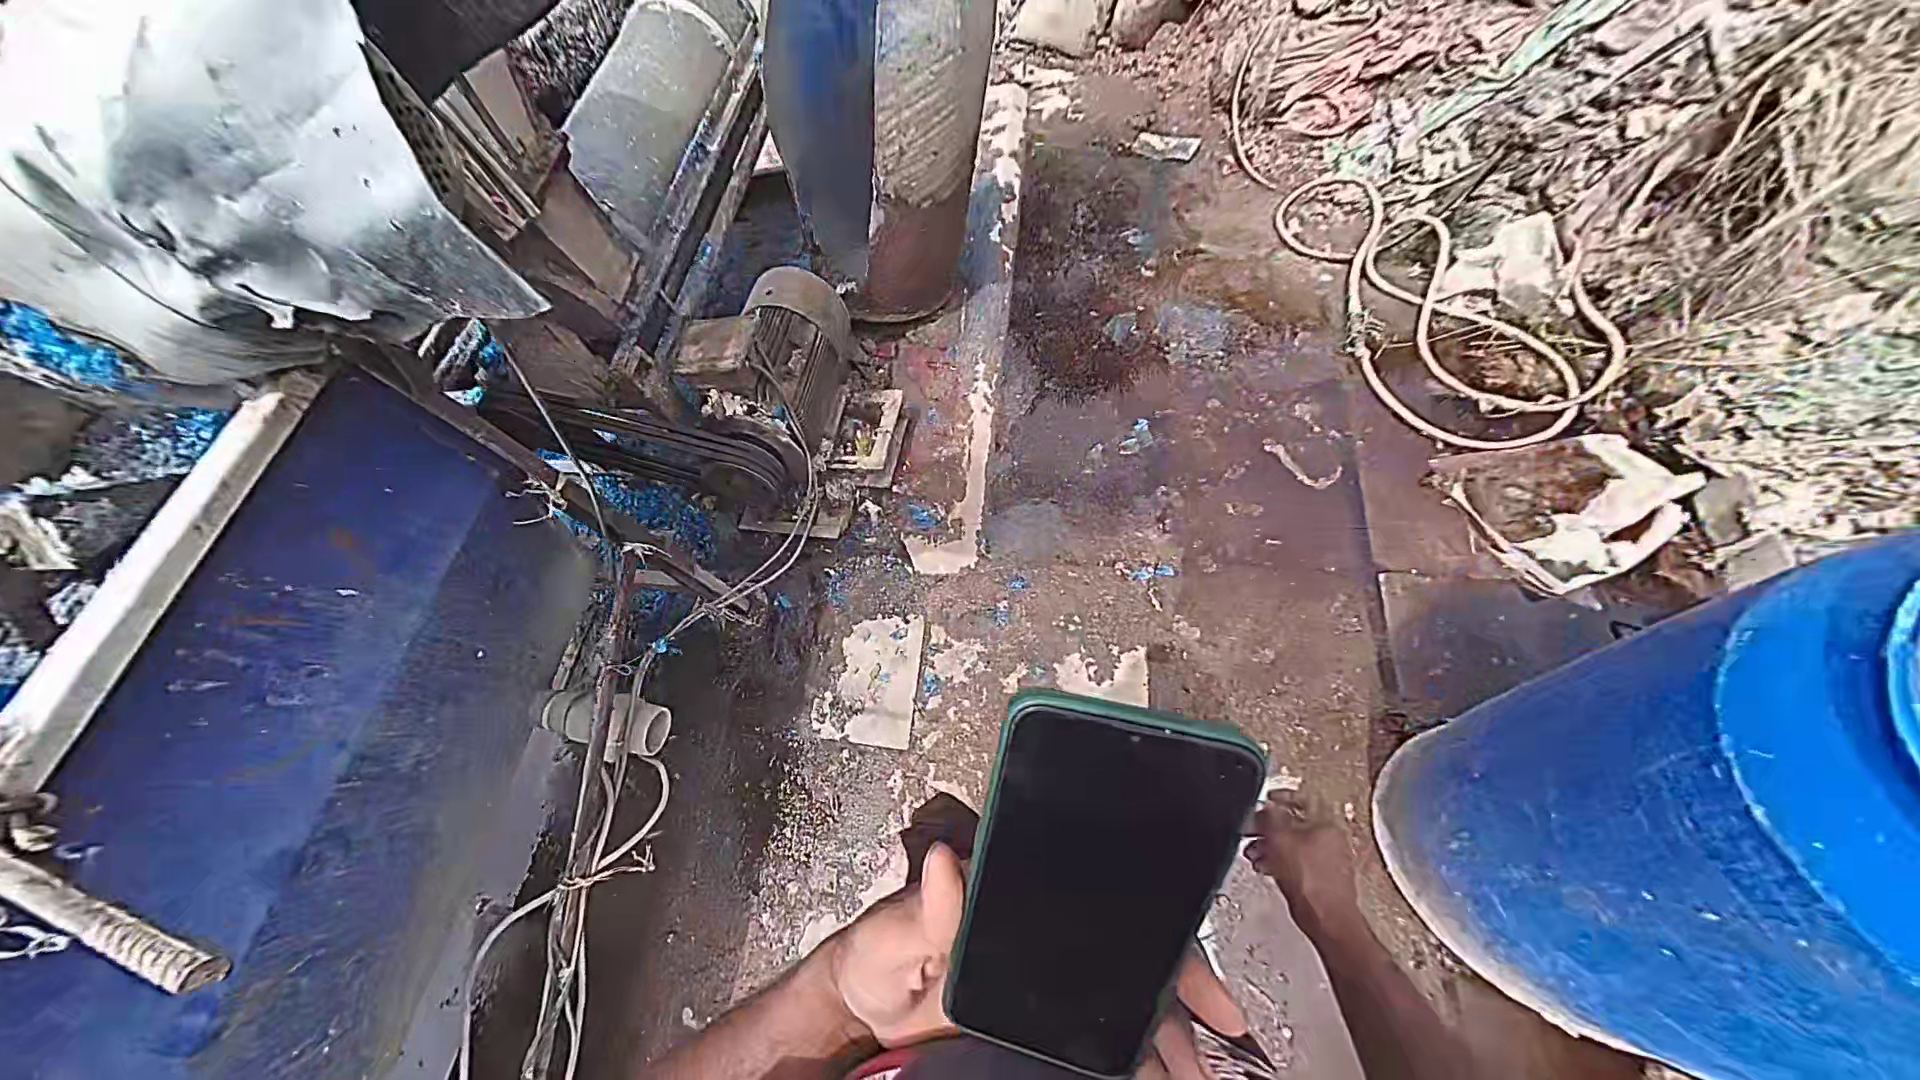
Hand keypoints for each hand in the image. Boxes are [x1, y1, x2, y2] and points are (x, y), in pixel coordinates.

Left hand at [821, 840, 1250, 1077]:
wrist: (865, 1010)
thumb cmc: (879, 955)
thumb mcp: (898, 930)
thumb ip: (928, 908)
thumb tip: (946, 861)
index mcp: (1015, 895)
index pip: (1097, 900)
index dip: (1153, 930)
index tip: (1200, 977)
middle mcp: (1039, 928)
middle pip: (1124, 950)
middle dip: (1178, 990)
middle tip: (1220, 1036)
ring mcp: (1040, 976)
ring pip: (1119, 997)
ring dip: (1163, 1031)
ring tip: (1193, 1071)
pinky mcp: (1034, 1021)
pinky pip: (1093, 1036)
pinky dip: (1130, 1053)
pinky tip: (1154, 1074)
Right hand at [1245, 791, 1358, 930]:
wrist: (1326, 920)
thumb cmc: (1311, 883)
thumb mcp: (1279, 839)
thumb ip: (1270, 817)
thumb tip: (1266, 806)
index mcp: (1326, 824)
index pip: (1303, 798)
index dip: (1281, 796)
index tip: (1267, 798)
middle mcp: (1331, 839)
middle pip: (1295, 822)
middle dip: (1269, 825)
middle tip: (1252, 828)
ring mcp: (1329, 860)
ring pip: (1293, 842)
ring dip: (1270, 844)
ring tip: (1254, 851)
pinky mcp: (1322, 878)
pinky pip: (1297, 861)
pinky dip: (1280, 860)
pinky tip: (1266, 866)